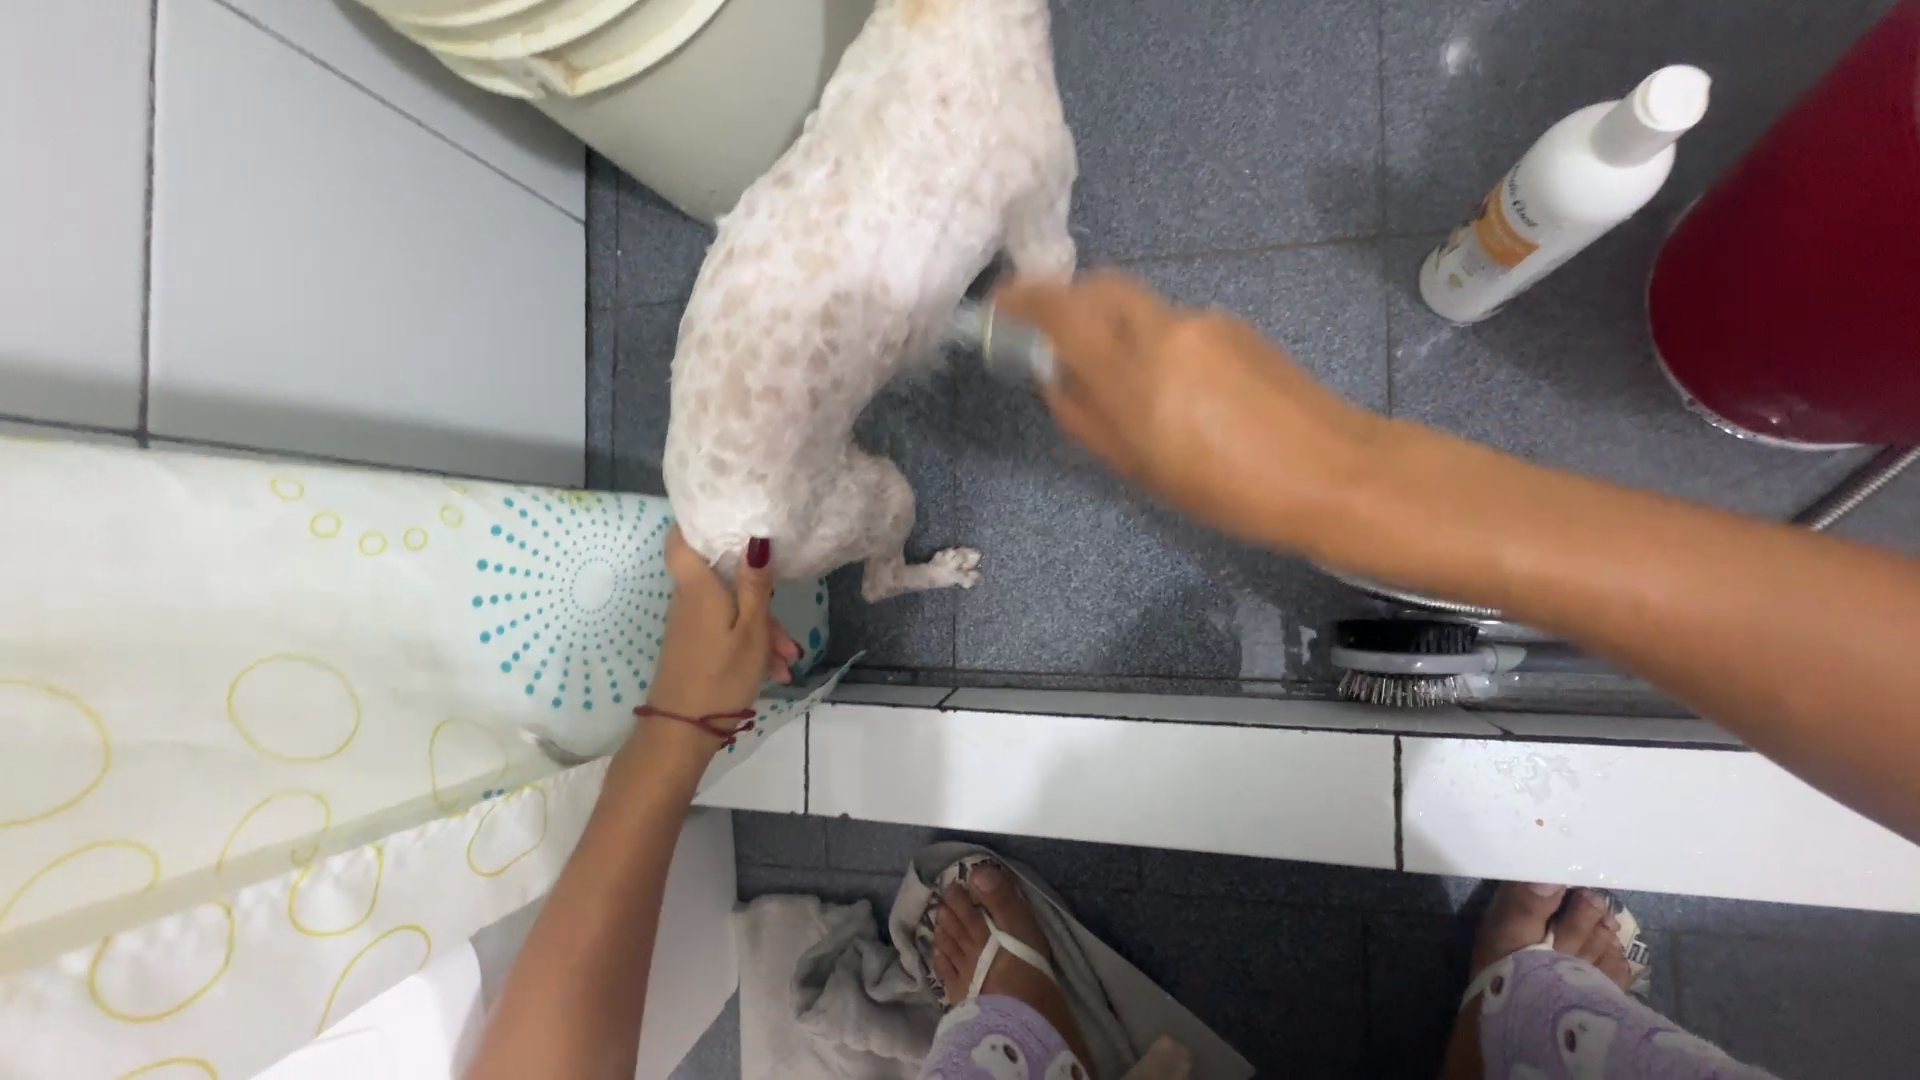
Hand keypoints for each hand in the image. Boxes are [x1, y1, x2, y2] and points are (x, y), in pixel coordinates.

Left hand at [643, 530, 798, 746]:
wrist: (683, 731)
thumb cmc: (721, 674)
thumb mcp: (751, 629)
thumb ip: (755, 584)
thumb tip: (756, 539)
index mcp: (698, 587)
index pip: (680, 539)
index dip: (698, 524)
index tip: (729, 520)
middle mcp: (689, 600)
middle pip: (721, 579)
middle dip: (759, 596)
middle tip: (786, 630)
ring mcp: (690, 624)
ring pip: (730, 609)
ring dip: (762, 630)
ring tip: (788, 660)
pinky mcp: (693, 645)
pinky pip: (726, 630)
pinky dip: (750, 645)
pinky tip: (775, 672)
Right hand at [994, 272, 1373, 547]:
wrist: (1334, 473)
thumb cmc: (1229, 492)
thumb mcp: (1142, 471)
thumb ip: (1088, 419)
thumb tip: (1054, 381)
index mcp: (1137, 375)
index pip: (1064, 312)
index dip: (1023, 299)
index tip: (1000, 305)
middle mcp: (1167, 332)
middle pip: (1101, 286)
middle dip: (1068, 301)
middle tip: (1053, 338)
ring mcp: (1206, 322)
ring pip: (1138, 306)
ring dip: (1112, 327)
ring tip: (1120, 384)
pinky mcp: (1236, 326)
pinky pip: (1173, 322)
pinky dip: (1151, 341)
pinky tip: (1173, 389)